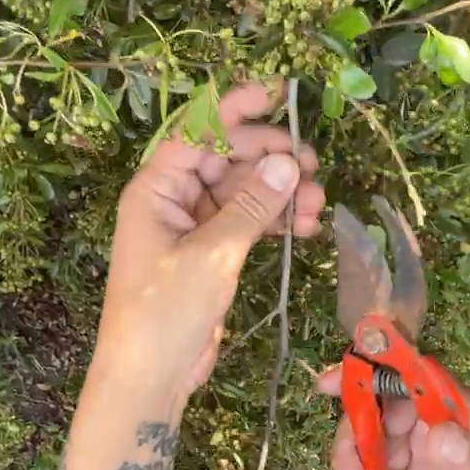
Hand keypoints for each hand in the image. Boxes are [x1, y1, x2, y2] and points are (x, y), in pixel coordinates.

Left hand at [92, 84, 324, 394]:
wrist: (150, 377)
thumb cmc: (165, 311)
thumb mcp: (211, 255)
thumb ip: (250, 207)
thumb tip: (287, 164)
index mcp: (156, 189)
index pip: (197, 131)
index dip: (236, 109)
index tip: (278, 93)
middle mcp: (173, 200)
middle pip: (225, 159)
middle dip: (268, 158)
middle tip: (311, 164)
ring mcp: (193, 227)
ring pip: (242, 192)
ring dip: (279, 193)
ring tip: (319, 202)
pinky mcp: (211, 254)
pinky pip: (247, 222)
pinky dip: (275, 221)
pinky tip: (308, 226)